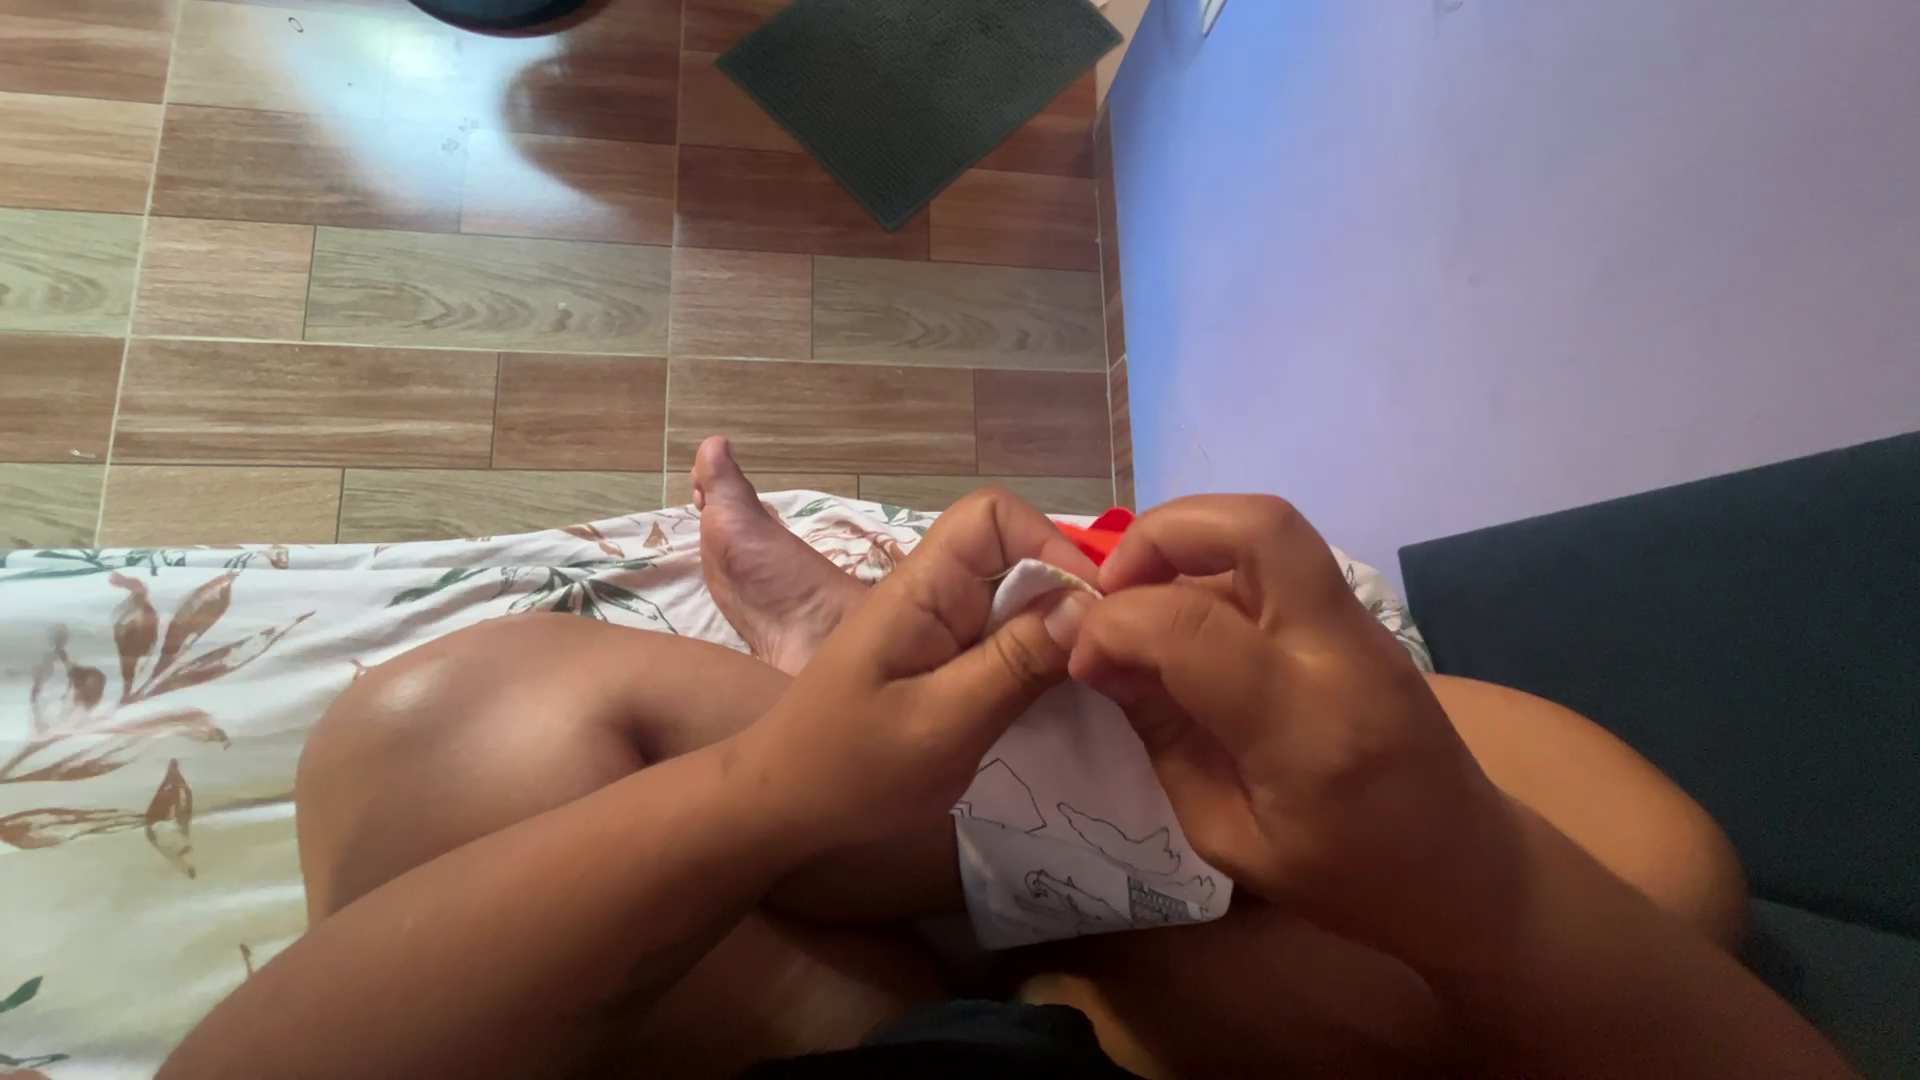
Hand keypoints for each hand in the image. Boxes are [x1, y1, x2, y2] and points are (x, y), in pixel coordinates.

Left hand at [741, 489, 1099, 850]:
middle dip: (1065, 593)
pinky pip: (1006, 639)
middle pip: (1015, 555)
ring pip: (1017, 598)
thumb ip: (1014, 665)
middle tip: (1103, 657)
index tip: (1091, 608)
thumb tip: (1088, 605)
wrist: (788, 807)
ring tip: (1090, 679)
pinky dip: (1039, 658)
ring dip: (1056, 630)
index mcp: (921, 588)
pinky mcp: (948, 660)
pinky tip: (1059, 695)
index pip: (992, 516)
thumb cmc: (852, 769)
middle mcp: (934, 594)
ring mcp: (941, 628)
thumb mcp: (941, 724)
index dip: (1049, 542)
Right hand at [1066, 495, 1525, 965]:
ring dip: (1186, 538)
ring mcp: (1362, 624)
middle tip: (1112, 583)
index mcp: (1303, 727)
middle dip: (1159, 534)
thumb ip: (1160, 732)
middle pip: (1255, 527)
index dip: (1113, 625)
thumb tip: (1099, 655)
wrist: (1469, 874)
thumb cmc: (1343, 878)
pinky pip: (1278, 558)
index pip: (1188, 625)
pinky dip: (1212, 561)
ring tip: (1141, 591)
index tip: (1083, 656)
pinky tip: (1186, 610)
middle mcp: (1340, 652)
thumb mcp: (1224, 834)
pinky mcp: (1362, 617)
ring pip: (1270, 525)